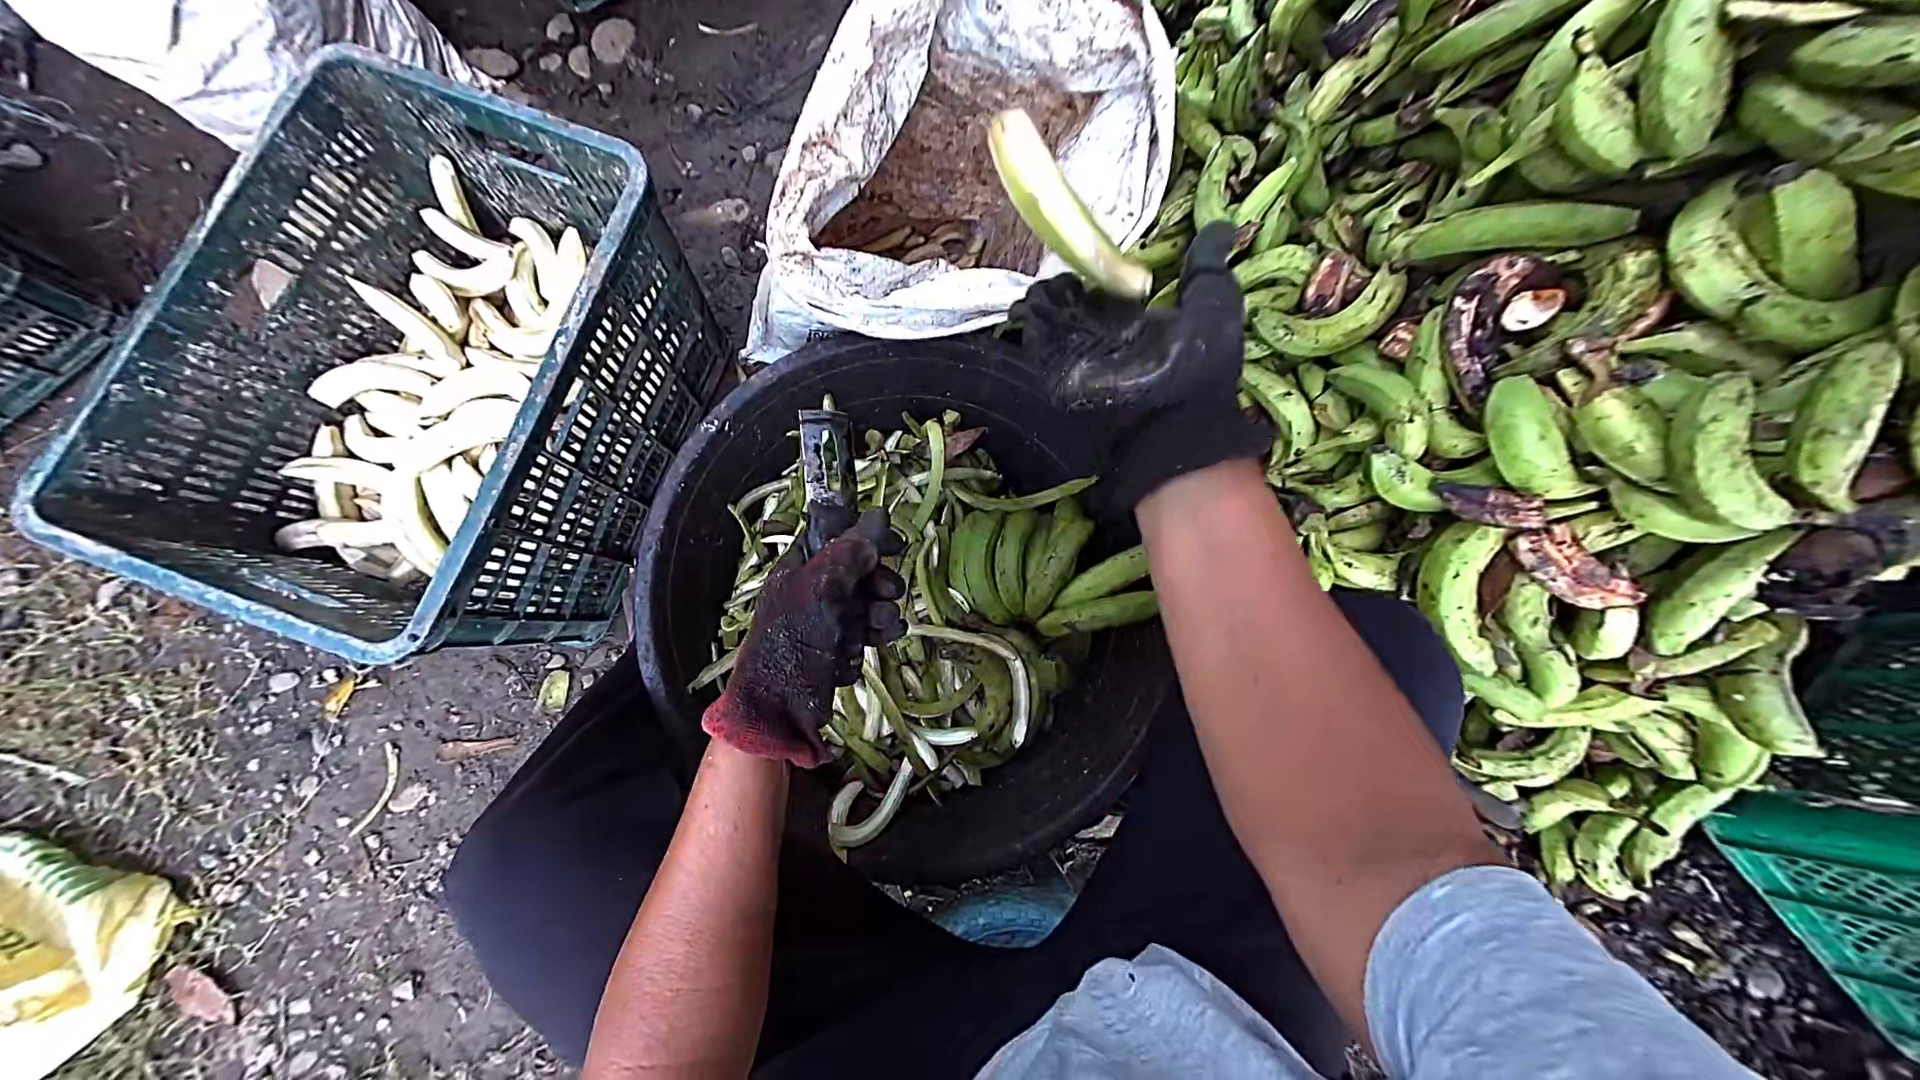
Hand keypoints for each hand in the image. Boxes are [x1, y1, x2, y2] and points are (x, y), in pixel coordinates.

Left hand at [702, 507, 906, 767]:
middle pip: (861, 571)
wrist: (780, 710)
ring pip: (868, 602)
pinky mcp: (838, 646)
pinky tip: (876, 643)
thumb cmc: (792, 643)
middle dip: (879, 582)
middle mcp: (814, 588)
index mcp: (800, 566)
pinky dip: (873, 637)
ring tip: (879, 626)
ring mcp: (827, 619)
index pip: (838, 535)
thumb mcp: (820, 590)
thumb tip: (876, 517)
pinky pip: (865, 632)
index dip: (867, 536)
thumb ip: (848, 553)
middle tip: (887, 593)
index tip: (894, 543)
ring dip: (879, 613)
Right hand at [1011, 221, 1271, 513]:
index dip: (1100, 269)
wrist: (1168, 420)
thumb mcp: (1215, 303)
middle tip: (1065, 260)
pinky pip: (1033, 332)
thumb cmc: (1198, 366)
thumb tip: (1221, 223)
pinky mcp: (1054, 364)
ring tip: (1049, 279)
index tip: (1094, 247)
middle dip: (1066, 280)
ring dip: (1046, 293)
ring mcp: (1076, 350)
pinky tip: (1032, 300)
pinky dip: (1028, 314)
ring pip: (1050, 312)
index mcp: (1136, 321)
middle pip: (1074, 300)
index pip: (1109, 289)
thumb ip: (1208, 264)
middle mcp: (1103, 335)